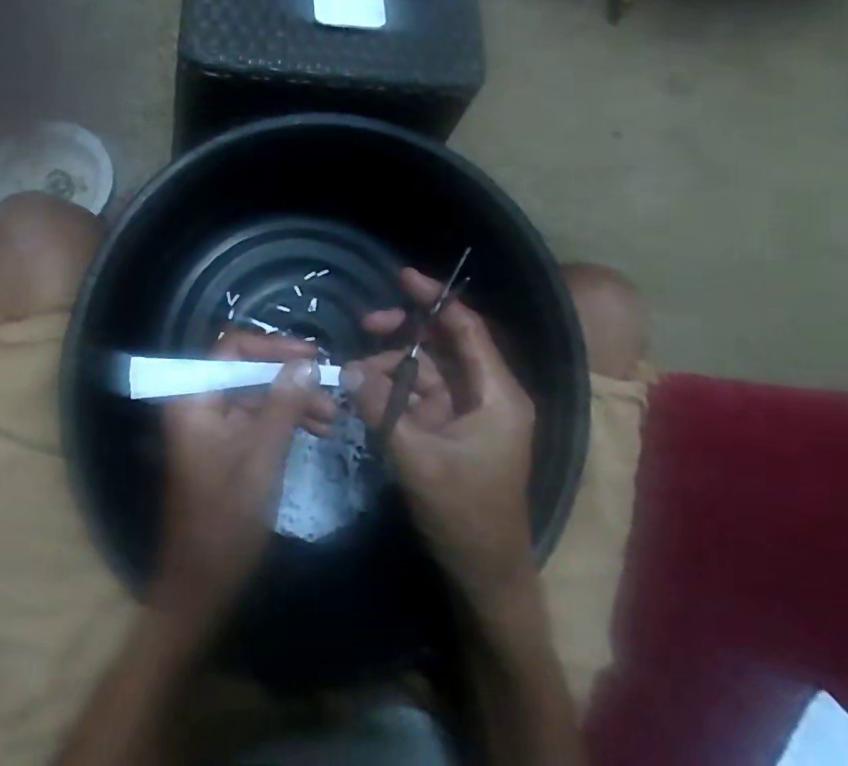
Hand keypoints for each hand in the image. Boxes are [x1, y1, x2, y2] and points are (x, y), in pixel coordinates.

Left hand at [151, 332, 332, 631]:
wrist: (200, 583)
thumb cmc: (226, 519)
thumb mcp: (262, 457)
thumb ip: (283, 405)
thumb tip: (307, 362)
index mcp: (193, 399)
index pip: (231, 349)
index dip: (273, 346)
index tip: (314, 356)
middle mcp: (197, 404)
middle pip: (245, 371)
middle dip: (289, 379)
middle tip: (331, 395)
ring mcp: (209, 426)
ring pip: (254, 396)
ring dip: (292, 402)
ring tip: (331, 418)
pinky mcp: (222, 447)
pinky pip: (254, 420)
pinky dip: (283, 422)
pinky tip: (316, 430)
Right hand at [346, 268, 539, 603]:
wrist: (483, 570)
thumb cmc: (464, 513)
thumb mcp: (417, 458)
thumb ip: (382, 410)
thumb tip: (349, 370)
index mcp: (497, 395)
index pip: (468, 330)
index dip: (437, 299)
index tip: (402, 276)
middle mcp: (486, 395)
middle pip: (444, 346)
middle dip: (405, 333)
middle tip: (365, 325)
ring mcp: (467, 414)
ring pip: (426, 371)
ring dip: (391, 367)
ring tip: (355, 376)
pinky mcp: (450, 431)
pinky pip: (419, 397)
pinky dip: (393, 391)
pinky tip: (365, 394)